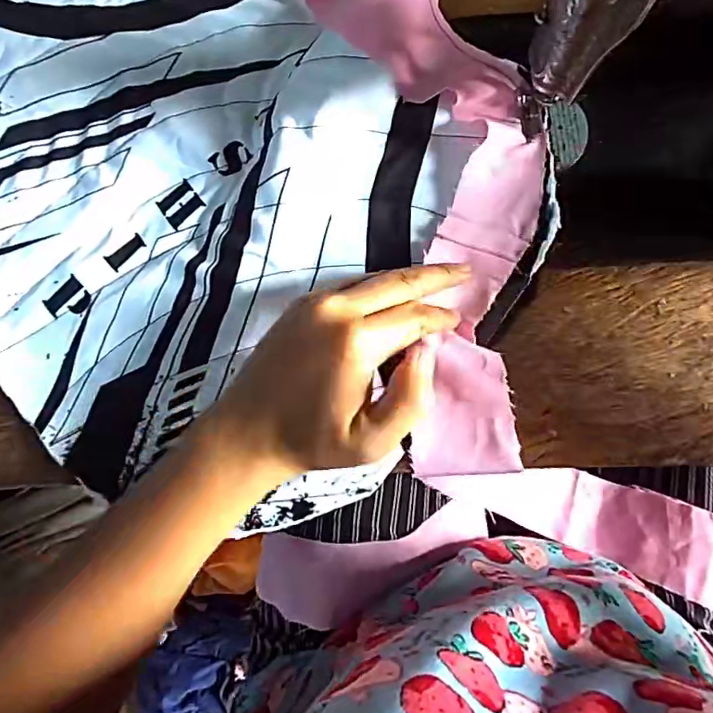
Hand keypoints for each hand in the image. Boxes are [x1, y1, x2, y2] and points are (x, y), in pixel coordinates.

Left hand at [199, 263, 468, 483]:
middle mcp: (335, 309)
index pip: (413, 317)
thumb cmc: (310, 442)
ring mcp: (314, 301)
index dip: (440, 317)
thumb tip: (426, 351)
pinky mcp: (301, 304)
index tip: (458, 321)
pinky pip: (351, 285)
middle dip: (435, 275)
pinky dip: (379, 286)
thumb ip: (410, 399)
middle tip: (466, 270)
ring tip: (437, 278)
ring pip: (373, 279)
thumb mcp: (371, 443)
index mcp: (355, 341)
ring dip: (407, 278)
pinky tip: (393, 293)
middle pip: (397, 282)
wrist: (247, 430)